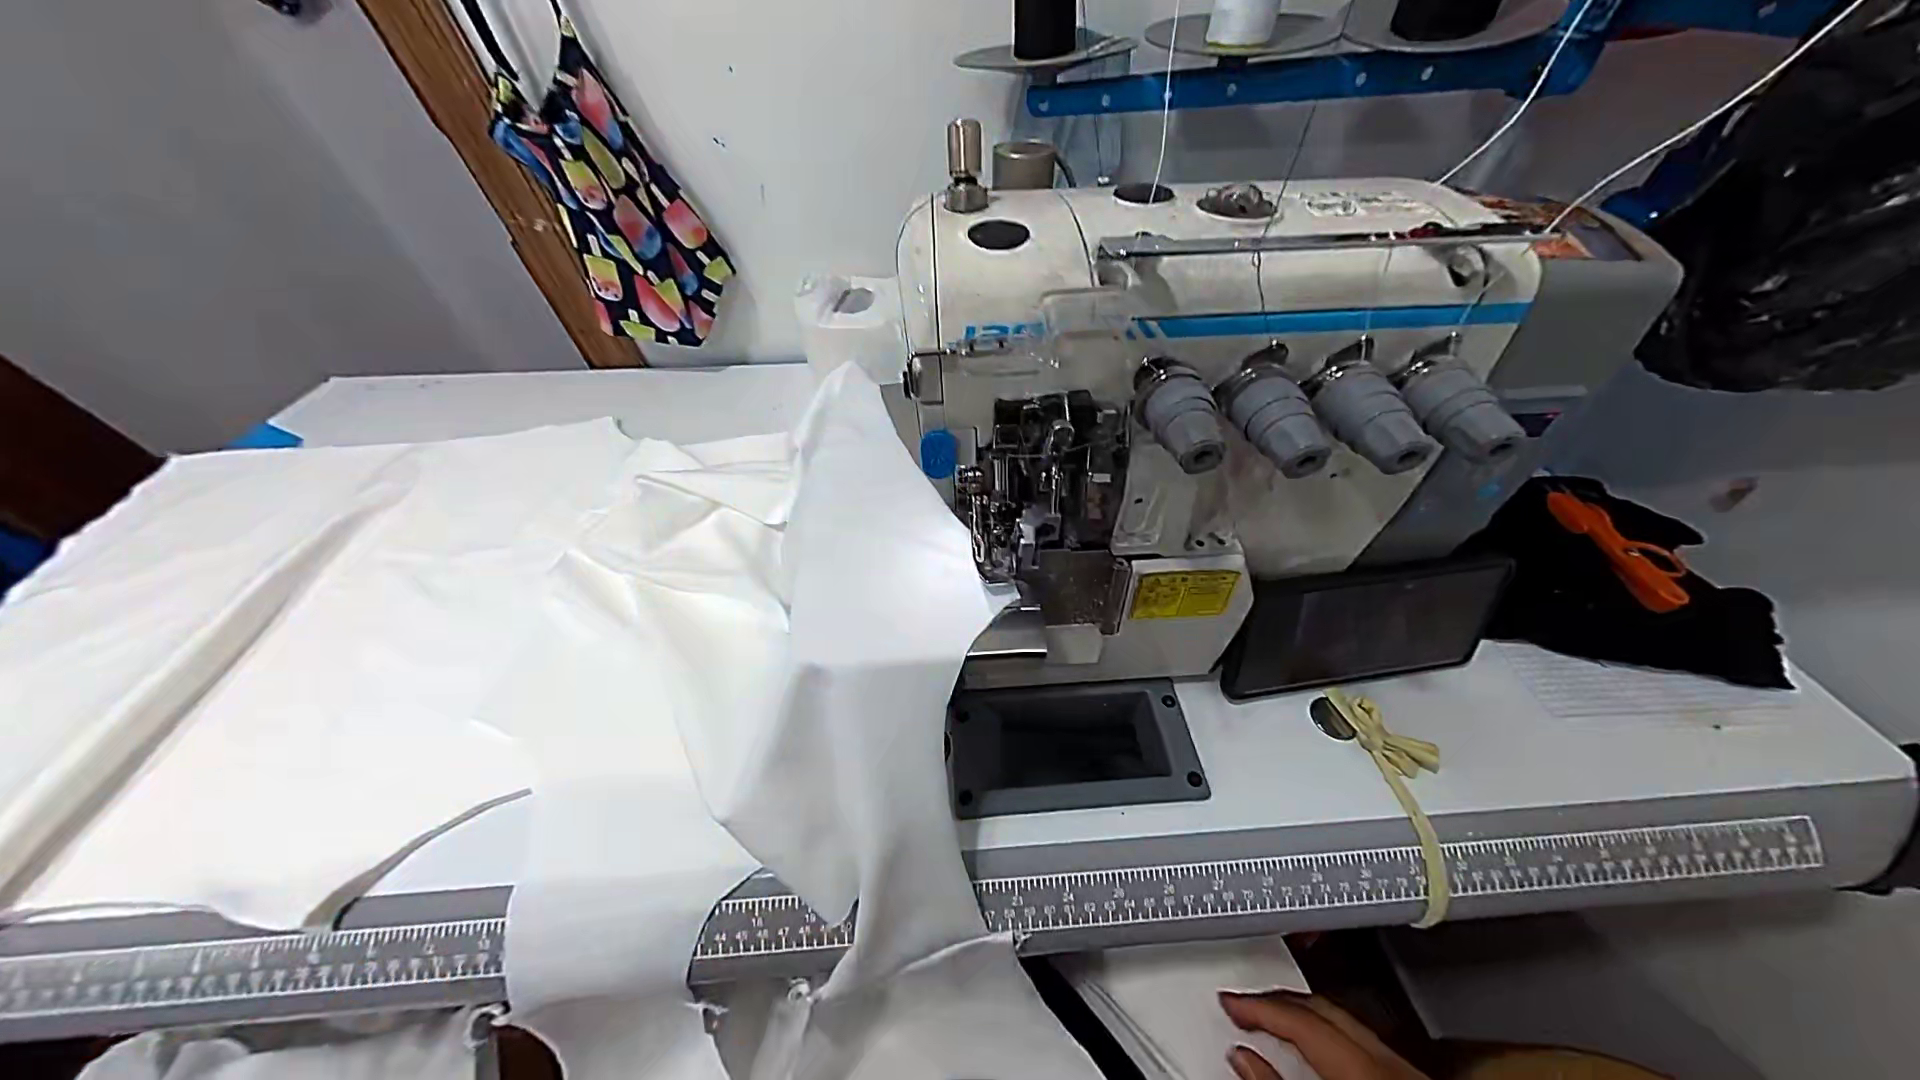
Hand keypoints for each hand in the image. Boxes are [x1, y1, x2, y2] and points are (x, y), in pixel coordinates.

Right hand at [1219, 991, 1428, 1079]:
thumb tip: (1245, 1061)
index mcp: (1367, 1073)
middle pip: (1325, 1012)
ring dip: (1307, 1018)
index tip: (1231, 1003)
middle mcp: (1395, 1068)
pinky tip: (1323, 1054)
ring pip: (1348, 1025)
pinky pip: (1368, 1046)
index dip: (1258, 1006)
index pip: (1301, 1019)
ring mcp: (1414, 1079)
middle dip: (1279, 1003)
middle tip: (1246, 1006)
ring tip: (1277, 1022)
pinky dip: (1335, 1039)